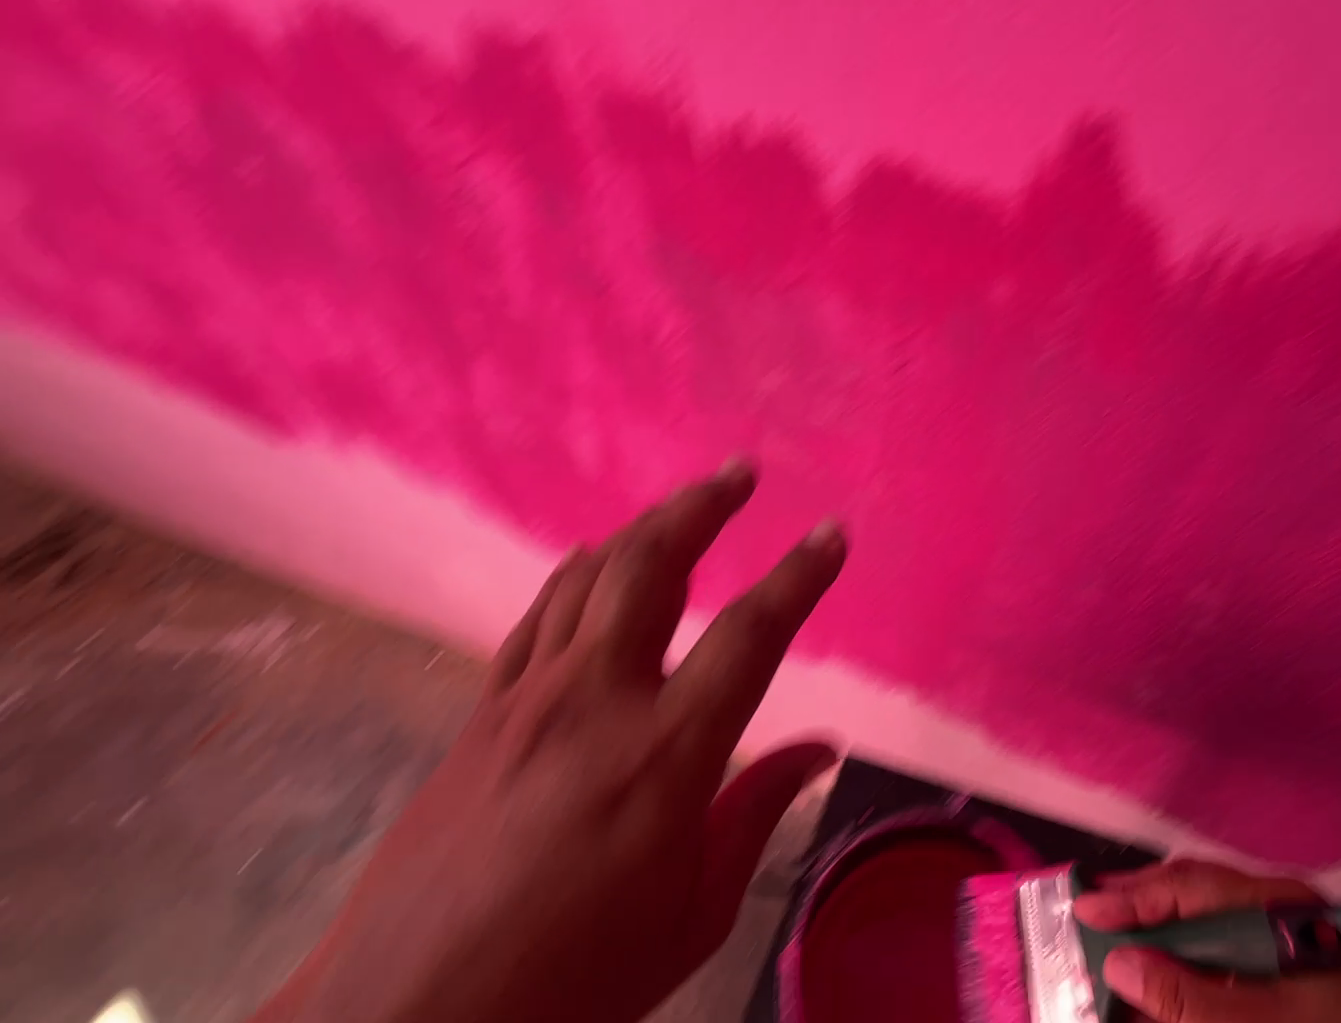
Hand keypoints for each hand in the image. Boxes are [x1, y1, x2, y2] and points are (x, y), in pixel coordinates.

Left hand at [251, 461, 846, 1022]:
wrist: (408, 1019)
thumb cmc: (575, 977)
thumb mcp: (696, 911)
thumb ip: (758, 811)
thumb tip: (822, 749)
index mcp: (665, 753)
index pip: (753, 635)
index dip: (800, 576)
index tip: (832, 534)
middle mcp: (595, 700)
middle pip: (651, 566)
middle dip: (702, 507)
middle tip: (738, 473)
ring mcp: (527, 698)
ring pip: (589, 576)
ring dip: (643, 528)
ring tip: (682, 508)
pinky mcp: (481, 712)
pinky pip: (538, 614)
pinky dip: (580, 574)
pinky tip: (596, 563)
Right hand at [1073, 860, 1340, 1022]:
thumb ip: (1188, 998)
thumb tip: (1121, 963)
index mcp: (1281, 906)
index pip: (1191, 888)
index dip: (1134, 899)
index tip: (1084, 908)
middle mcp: (1286, 909)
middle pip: (1199, 892)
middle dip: (1144, 903)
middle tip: (1092, 911)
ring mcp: (1295, 936)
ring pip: (1212, 919)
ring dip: (1165, 931)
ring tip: (1119, 935)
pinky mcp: (1299, 966)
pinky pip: (1232, 947)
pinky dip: (1195, 959)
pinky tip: (1171, 973)